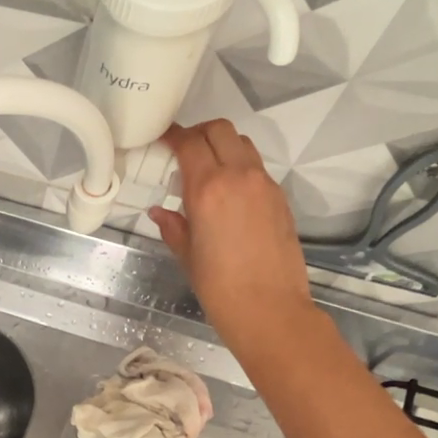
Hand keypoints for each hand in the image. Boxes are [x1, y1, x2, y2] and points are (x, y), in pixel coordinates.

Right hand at [147, 120, 313, 332]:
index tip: (162, 138)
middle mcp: (238, 176)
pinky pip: (255, 167)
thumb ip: (173, 226)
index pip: (189, 144)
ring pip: (241, 144)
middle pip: (220, 131)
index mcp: (208, 189)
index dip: (173, 136)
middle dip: (199, 133)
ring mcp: (263, 184)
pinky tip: (226, 192)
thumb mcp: (187, 254)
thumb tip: (160, 212)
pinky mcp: (278, 196)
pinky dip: (238, 166)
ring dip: (221, 146)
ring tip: (205, 168)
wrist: (267, 306)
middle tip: (182, 149)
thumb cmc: (218, 286)